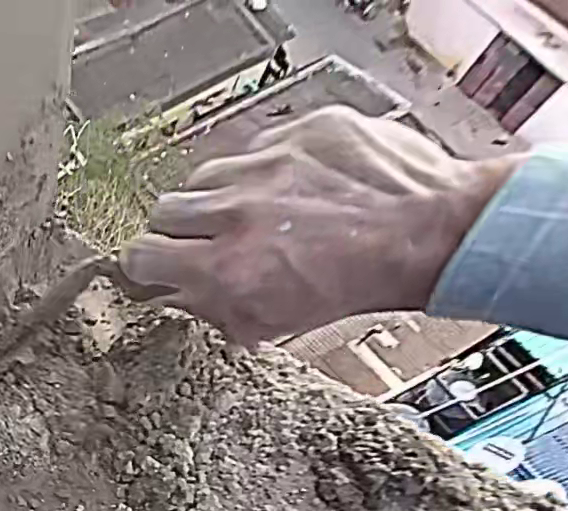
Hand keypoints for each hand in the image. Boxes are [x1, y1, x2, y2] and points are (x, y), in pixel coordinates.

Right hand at [118, 106, 518, 343]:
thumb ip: (205, 306)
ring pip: (203, 176)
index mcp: (222, 267)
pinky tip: (287, 187)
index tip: (152, 262)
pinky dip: (261, 169)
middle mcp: (237, 213)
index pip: (140, 254)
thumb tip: (167, 293)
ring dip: (215, 196)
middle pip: (164, 210)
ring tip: (248, 209)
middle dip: (177, 227)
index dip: (143, 261)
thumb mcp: (263, 320)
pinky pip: (253, 149)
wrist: (427, 233)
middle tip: (203, 236)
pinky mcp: (302, 132)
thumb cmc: (347, 285)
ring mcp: (270, 166)